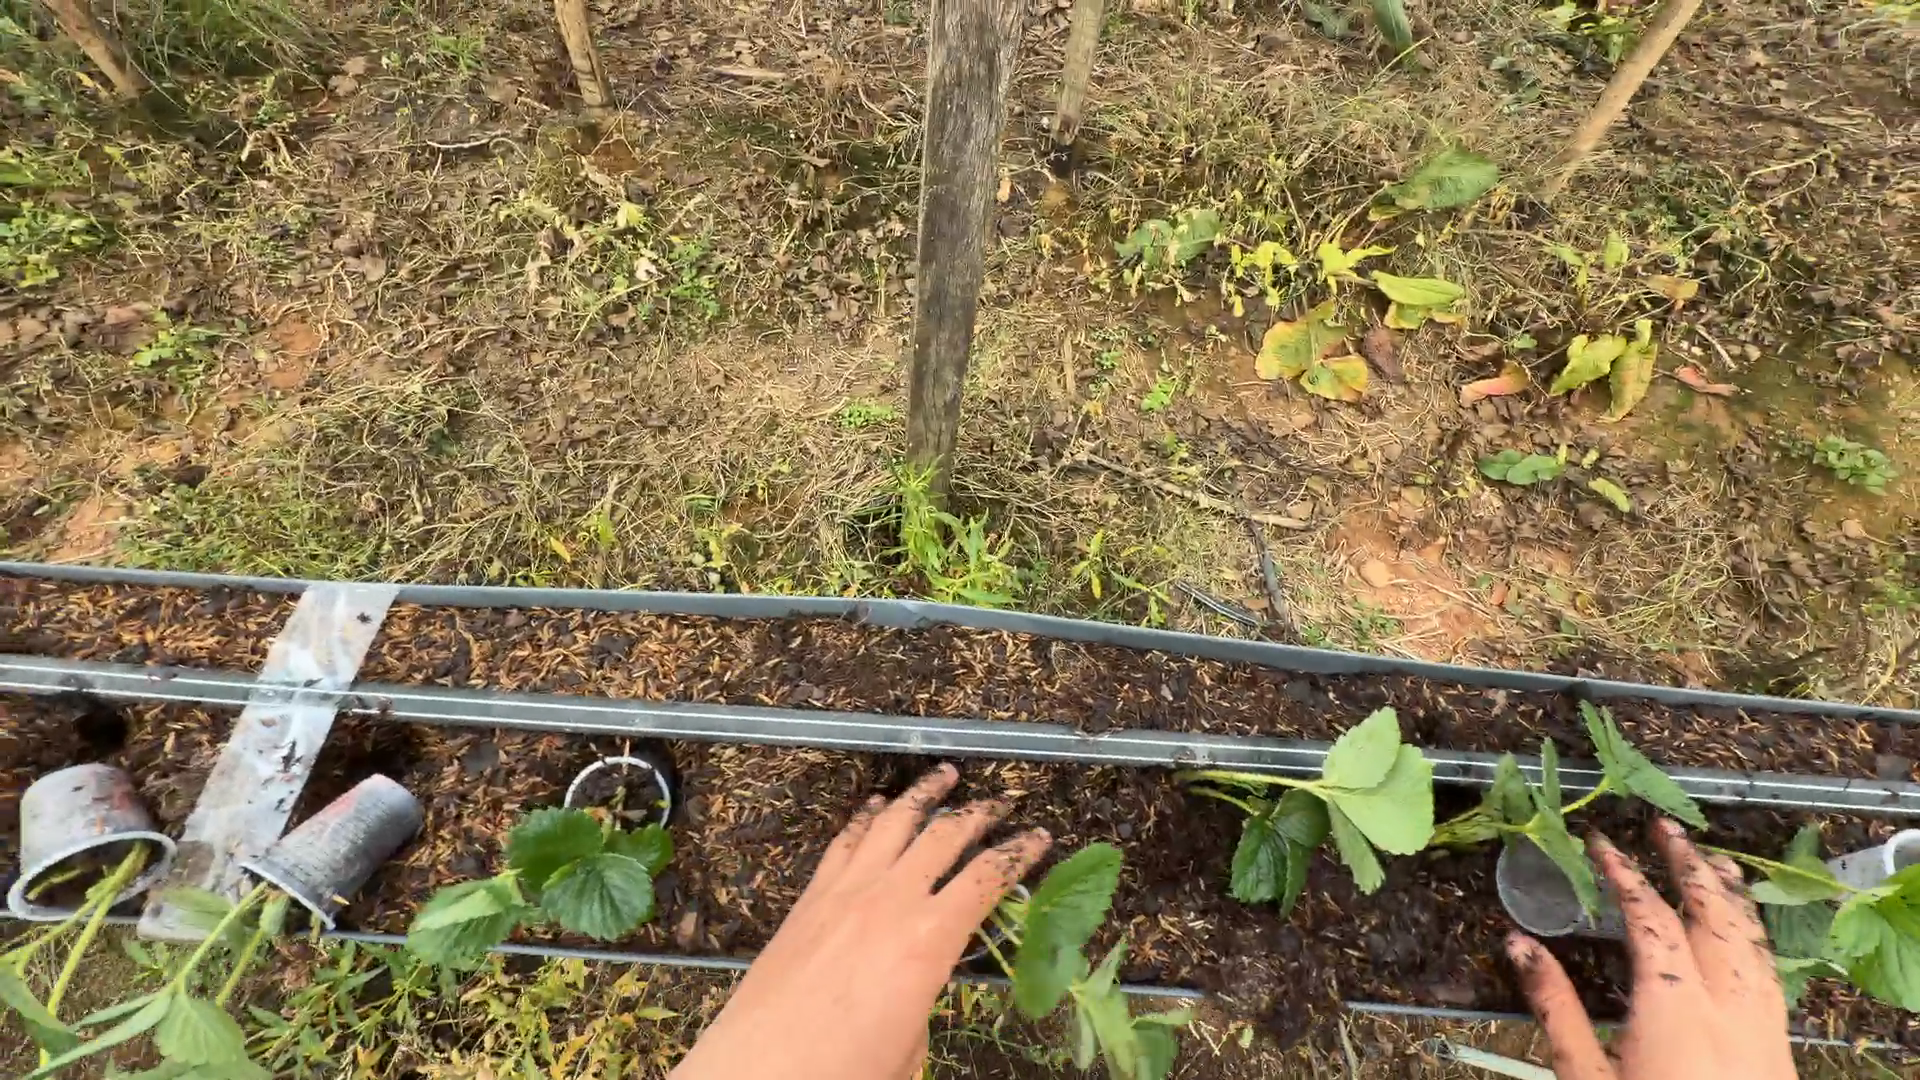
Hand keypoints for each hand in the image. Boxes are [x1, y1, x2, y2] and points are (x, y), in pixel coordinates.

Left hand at [671, 764, 1049, 1079]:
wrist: (757, 1074)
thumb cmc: (842, 1073)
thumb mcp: (909, 1046)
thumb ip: (923, 992)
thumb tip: (921, 972)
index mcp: (928, 940)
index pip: (986, 879)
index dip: (1018, 854)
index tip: (1038, 837)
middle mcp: (892, 899)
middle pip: (945, 835)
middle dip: (980, 812)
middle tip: (1002, 801)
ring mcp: (849, 888)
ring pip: (895, 820)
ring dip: (925, 792)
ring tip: (945, 774)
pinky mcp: (814, 892)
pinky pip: (847, 839)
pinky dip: (868, 814)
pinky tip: (879, 802)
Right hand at [1508, 818, 1796, 1079]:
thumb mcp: (1586, 1076)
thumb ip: (1555, 1006)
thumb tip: (1516, 941)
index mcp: (1678, 1011)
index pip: (1651, 920)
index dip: (1624, 875)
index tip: (1598, 843)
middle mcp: (1733, 1014)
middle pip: (1719, 924)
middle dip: (1691, 870)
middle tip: (1665, 828)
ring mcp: (1767, 1036)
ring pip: (1759, 951)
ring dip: (1733, 900)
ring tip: (1714, 862)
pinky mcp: (1780, 1056)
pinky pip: (1772, 978)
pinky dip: (1753, 939)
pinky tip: (1740, 934)